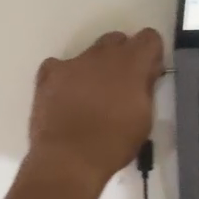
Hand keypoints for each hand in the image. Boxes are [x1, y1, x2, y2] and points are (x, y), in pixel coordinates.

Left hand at [26, 29, 163, 191]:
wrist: (68, 160)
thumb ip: (146, 88)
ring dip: (95, 67)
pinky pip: (60, 66)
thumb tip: (146, 74)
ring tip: (91, 97)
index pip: (148, 37)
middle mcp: (101, 54)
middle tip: (121, 87)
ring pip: (89, 53)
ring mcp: (72, 62)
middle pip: (117, 40)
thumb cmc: (114, 144)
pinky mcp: (48, 74)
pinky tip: (66, 97)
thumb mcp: (144, 119)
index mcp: (131, 64)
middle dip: (122, 57)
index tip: (148, 74)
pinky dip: (66, 77)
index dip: (151, 54)